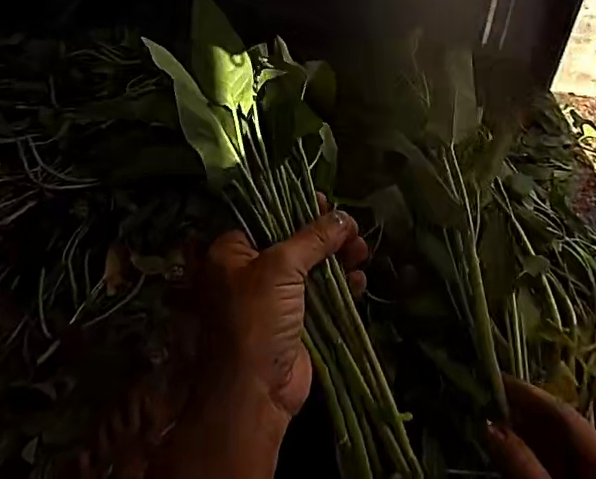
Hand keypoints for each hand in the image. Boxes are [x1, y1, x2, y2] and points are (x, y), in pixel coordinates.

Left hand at [149, 210, 368, 478]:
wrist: (254, 394)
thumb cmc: (256, 318)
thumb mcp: (282, 266)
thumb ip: (314, 237)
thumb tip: (343, 216)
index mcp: (233, 251)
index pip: (266, 216)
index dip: (296, 207)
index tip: (324, 200)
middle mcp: (250, 270)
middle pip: (294, 240)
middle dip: (326, 234)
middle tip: (352, 227)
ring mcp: (274, 297)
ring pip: (311, 267)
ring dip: (338, 258)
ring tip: (362, 250)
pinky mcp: (295, 321)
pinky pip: (321, 294)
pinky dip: (341, 285)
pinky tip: (359, 278)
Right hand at [485, 377, 595, 478]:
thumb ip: (525, 467)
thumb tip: (489, 425)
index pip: (566, 416)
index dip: (529, 395)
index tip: (494, 377)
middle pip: (560, 433)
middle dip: (521, 417)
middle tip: (482, 399)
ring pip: (555, 453)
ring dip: (522, 439)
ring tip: (487, 422)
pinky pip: (554, 472)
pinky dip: (530, 462)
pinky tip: (506, 454)